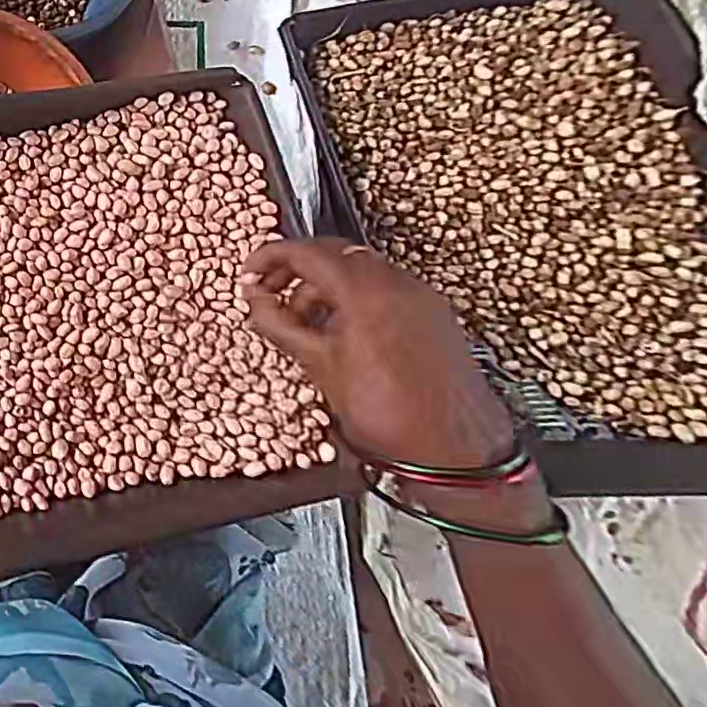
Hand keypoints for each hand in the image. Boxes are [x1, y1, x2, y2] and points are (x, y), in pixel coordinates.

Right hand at [242, 238, 516, 468]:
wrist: (457, 453)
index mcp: (366, 293)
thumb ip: (277, 321)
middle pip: (333, 252)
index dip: (268, 258)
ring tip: (297, 318)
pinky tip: (332, 329)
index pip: (306, 252)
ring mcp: (420, 299)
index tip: (250, 273)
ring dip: (320, 284)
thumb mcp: (315, 363)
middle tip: (267, 289)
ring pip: (357, 269)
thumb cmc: (389, 412)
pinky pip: (381, 289)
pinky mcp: (432, 316)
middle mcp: (399, 286)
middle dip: (293, 267)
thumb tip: (254, 297)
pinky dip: (349, 297)